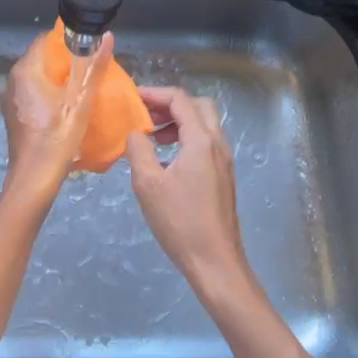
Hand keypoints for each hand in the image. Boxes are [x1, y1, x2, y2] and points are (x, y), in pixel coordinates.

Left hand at [0, 32, 111, 200]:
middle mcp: (12, 79)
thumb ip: (95, 67)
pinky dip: (45, 92)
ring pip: (35, 76)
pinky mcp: (11, 113)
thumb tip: (107, 37)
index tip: (87, 48)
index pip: (45, 40)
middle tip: (87, 69)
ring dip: (55, 78)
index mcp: (25, 71)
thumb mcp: (81, 102)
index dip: (67, 40)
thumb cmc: (58, 138)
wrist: (34, 180)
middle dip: (63, 60)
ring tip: (78, 87)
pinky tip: (63, 105)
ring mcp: (9, 97)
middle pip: (41, 58)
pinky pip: (30, 92)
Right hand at [124, 86, 247, 288]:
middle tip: (147, 116)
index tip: (133, 99)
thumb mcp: (148, 184)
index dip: (155, 94)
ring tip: (154, 138)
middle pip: (197, 106)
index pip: (180, 99)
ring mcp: (224, 161)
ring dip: (179, 123)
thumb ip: (139, 149)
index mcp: (201, 140)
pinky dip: (186, 140)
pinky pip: (205, 144)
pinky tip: (167, 162)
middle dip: (170, 105)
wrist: (216, 263)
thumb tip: (136, 133)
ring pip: (204, 125)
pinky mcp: (223, 177)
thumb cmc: (180, 222)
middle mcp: (217, 144)